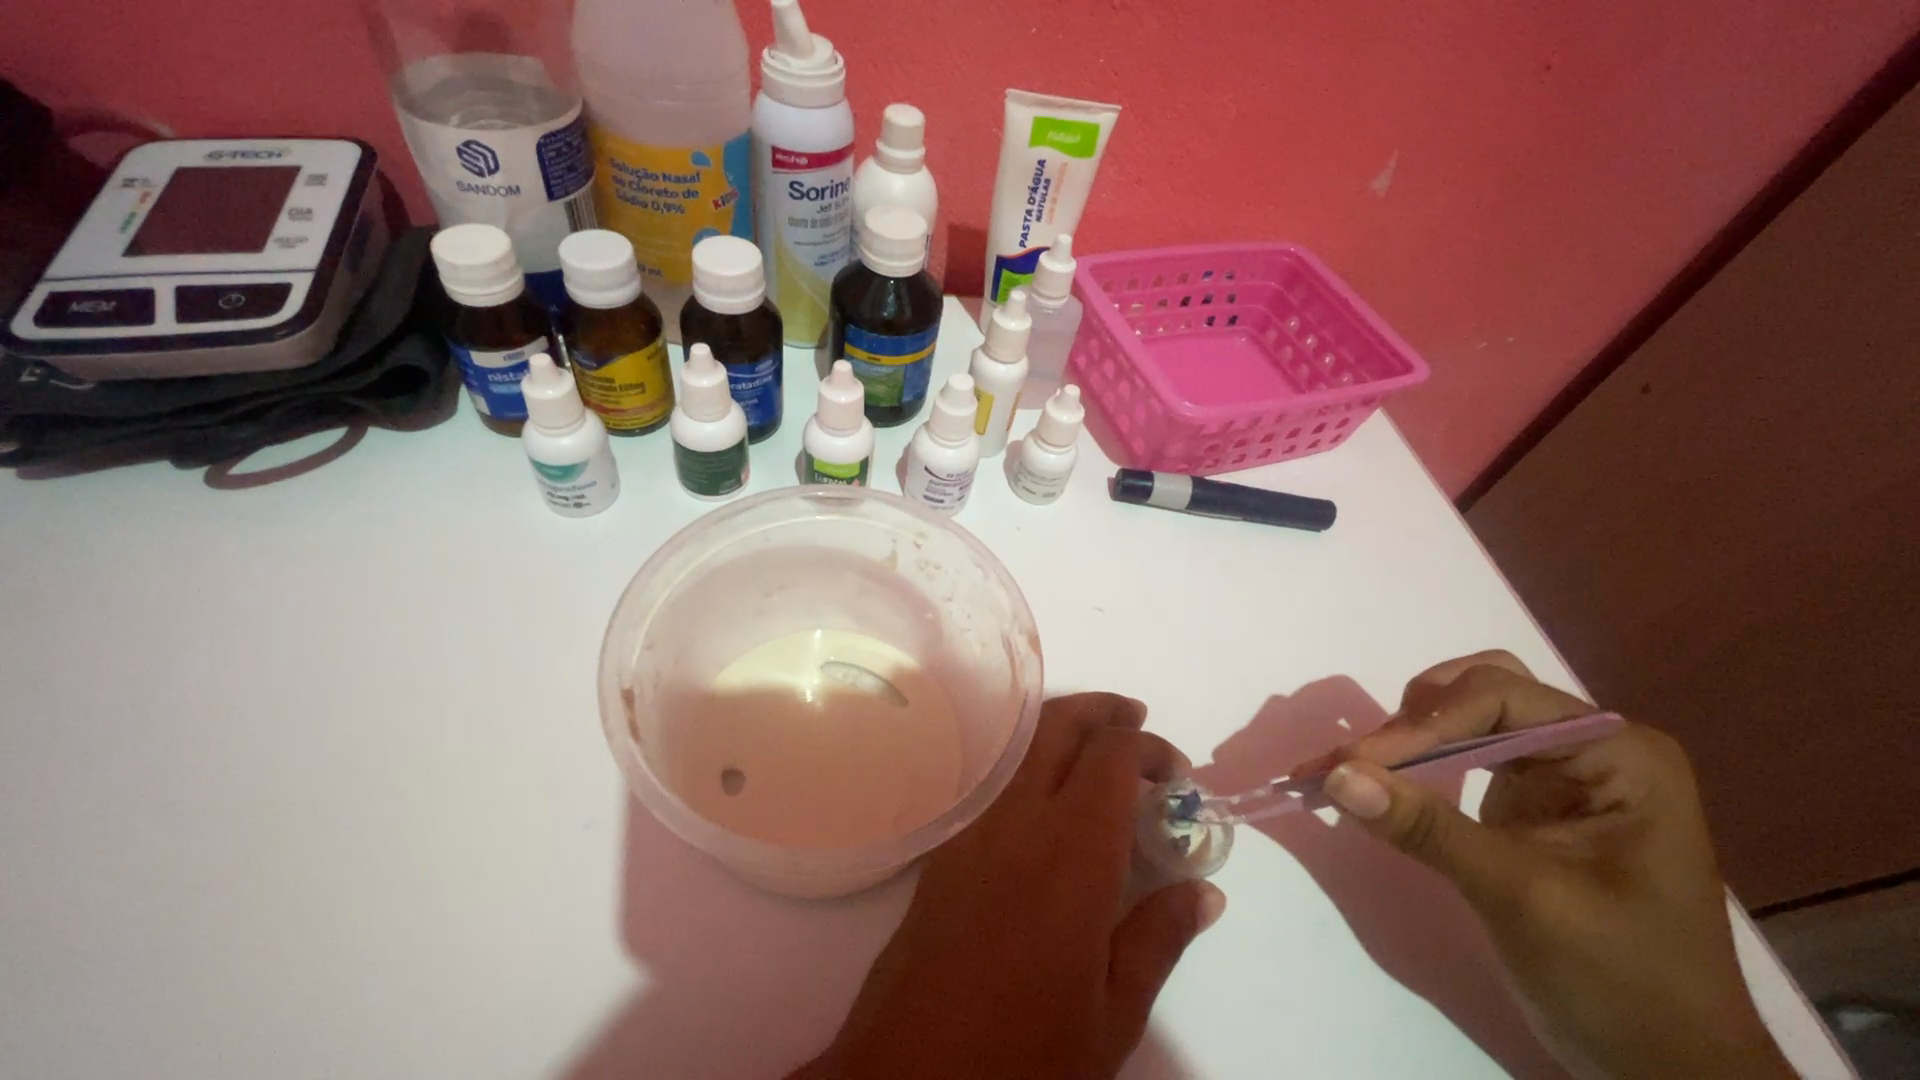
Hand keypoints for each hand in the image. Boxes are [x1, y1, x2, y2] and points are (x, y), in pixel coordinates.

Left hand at [792, 693, 1226, 1079]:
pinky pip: (990, 776)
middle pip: (1057, 725)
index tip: (1177, 774)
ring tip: (1096, 743)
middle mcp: (1017, 822)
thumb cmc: (1025, 1051)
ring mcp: (972, 829)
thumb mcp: (1113, 1013)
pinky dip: (1024, 758)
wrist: (911, 1074)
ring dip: (1060, 726)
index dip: (1149, 748)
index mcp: (1072, 855)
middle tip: (1136, 721)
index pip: (1111, 757)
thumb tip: (1204, 891)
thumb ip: (1159, 939)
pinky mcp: (943, 848)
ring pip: (1017, 743)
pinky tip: (1043, 791)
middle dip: (1102, 711)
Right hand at [1310, 652, 1793, 1079]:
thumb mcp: (1520, 898)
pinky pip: (1463, 758)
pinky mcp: (1530, 803)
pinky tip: (1379, 787)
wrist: (1668, 1067)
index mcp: (1619, 755)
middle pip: (1483, 692)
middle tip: (1355, 762)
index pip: (1501, 700)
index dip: (1423, 725)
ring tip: (1352, 772)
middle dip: (1414, 718)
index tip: (1352, 766)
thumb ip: (1427, 829)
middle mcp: (1592, 748)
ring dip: (1407, 738)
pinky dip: (1415, 766)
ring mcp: (1561, 774)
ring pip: (1468, 718)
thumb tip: (1334, 775)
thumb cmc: (1620, 980)